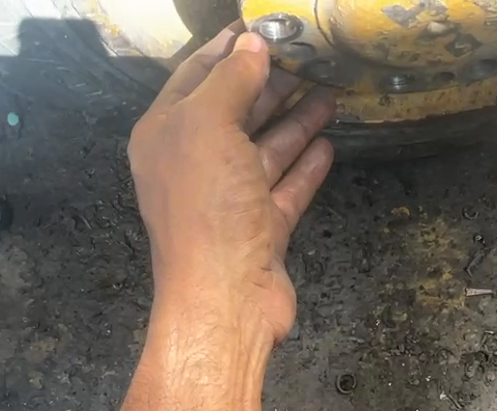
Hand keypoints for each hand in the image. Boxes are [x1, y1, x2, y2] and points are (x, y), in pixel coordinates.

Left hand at [129, 29, 337, 347]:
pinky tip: (327, 144)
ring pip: (266, 151)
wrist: (226, 297)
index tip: (262, 27)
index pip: (196, 77)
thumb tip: (253, 46)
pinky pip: (286, 190)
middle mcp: (196, 166)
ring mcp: (231, 202)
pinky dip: (306, 167)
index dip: (227, 49)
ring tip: (330, 92)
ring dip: (296, 121)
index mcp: (166, 135)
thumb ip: (231, 80)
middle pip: (236, 113)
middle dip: (270, 84)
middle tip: (308, 57)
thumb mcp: (208, 125)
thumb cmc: (207, 206)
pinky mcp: (263, 232)